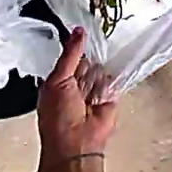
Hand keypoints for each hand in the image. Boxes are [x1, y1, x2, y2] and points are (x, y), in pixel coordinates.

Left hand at [37, 27, 117, 163]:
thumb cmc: (59, 115)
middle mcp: (76, 84)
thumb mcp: (58, 80)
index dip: (76, 45)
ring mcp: (93, 90)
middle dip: (88, 60)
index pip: (69, 56)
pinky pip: (113, 81)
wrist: (78, 142)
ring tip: (89, 91)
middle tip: (84, 68)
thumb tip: (79, 30)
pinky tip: (102, 88)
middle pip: (87, 61)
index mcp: (58, 80)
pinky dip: (110, 81)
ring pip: (100, 70)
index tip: (84, 28)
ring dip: (97, 75)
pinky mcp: (110, 96)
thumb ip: (70, 54)